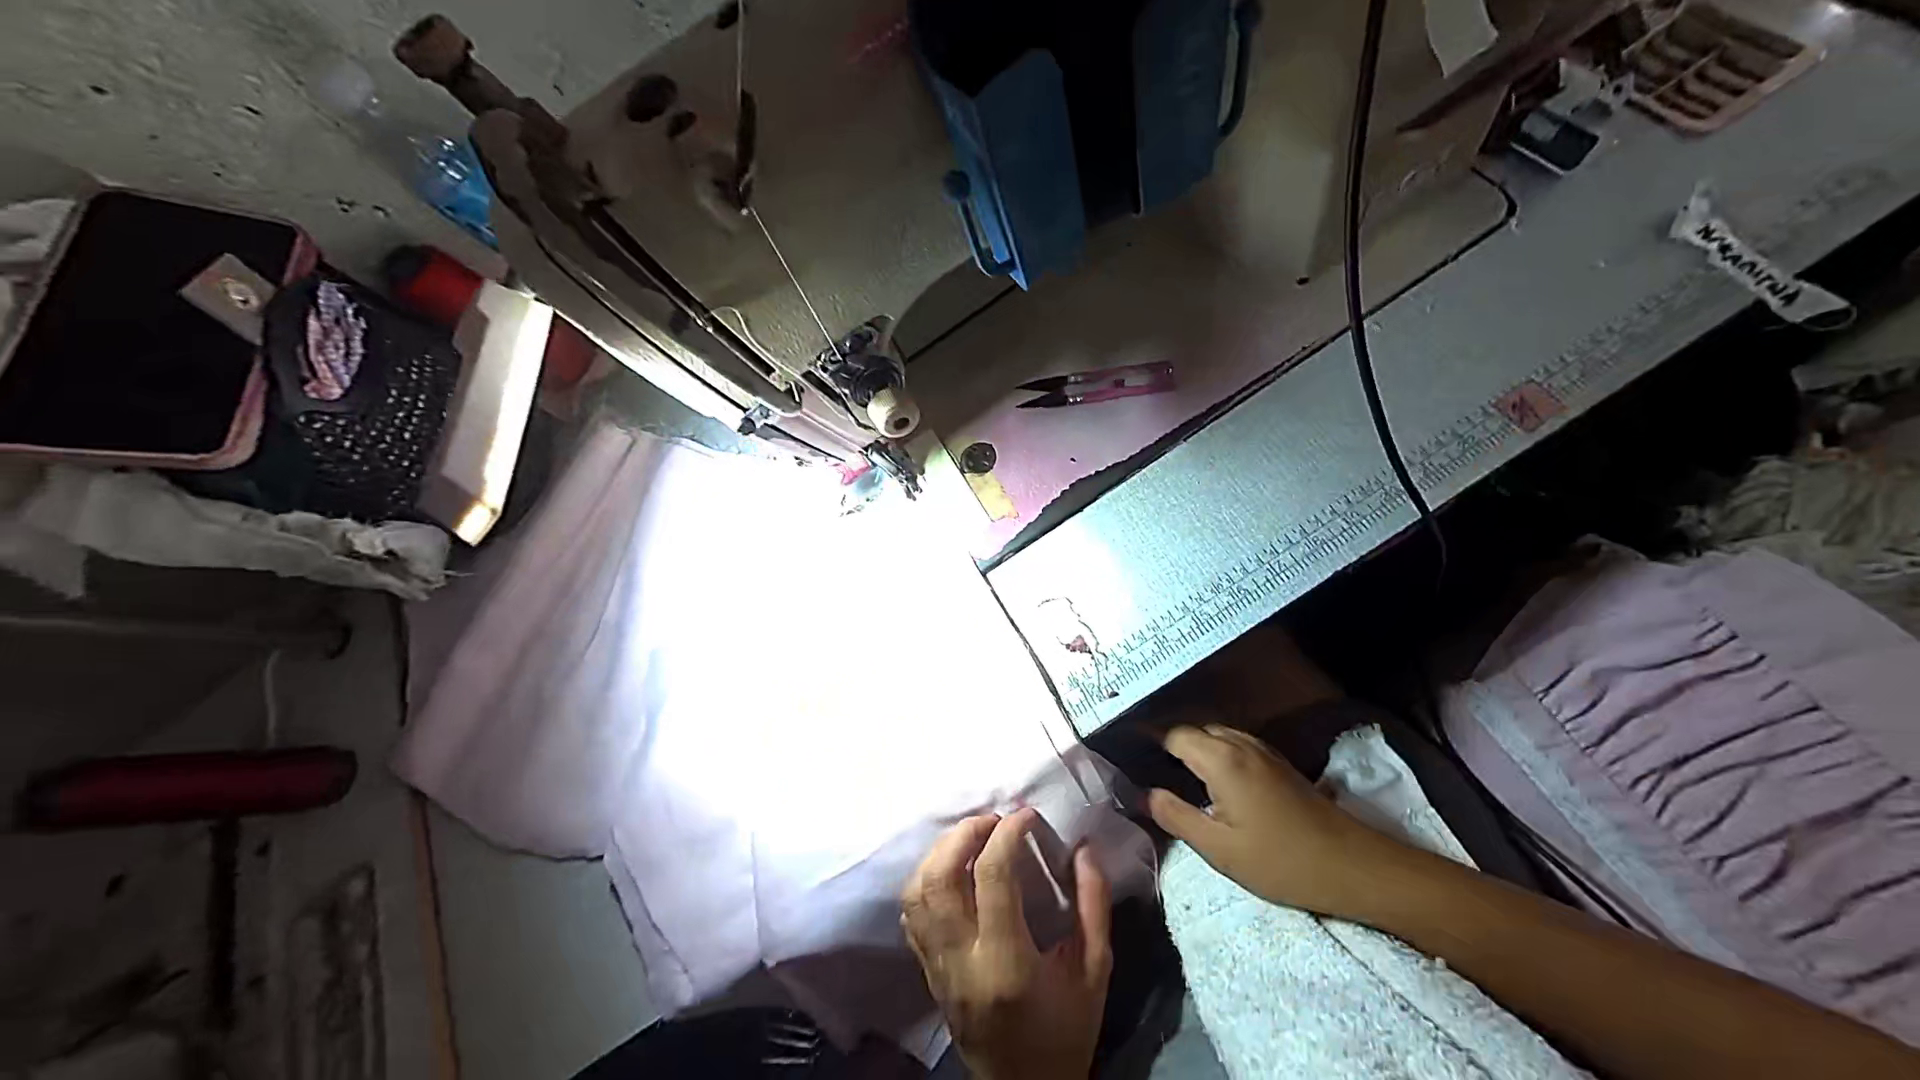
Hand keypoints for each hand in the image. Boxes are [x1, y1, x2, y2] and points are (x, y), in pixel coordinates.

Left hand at [901, 809, 1111, 1079]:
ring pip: (916, 892)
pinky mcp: (927, 971)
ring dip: (940, 852)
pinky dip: (925, 880)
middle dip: (964, 834)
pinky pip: (911, 915)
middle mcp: (961, 960)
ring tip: (972, 837)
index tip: (1027, 816)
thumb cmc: (1067, 1031)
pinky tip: (951, 870)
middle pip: (940, 877)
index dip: (1007, 834)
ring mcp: (937, 966)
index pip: (992, 877)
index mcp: (1006, 962)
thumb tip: (1083, 848)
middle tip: (994, 819)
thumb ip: (1093, 905)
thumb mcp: (1096, 971)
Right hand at [1147, 724, 1412, 915]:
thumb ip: (1176, 816)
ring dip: (1194, 745)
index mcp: (1221, 759)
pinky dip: (1215, 751)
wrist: (1354, 867)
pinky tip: (1211, 777)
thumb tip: (1143, 795)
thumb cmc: (1281, 861)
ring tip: (1172, 769)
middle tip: (1146, 764)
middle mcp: (1241, 744)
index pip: (1173, 734)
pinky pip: (1235, 744)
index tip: (1126, 750)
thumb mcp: (1219, 848)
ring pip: (1216, 734)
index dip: (1148, 740)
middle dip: (1169, 741)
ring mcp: (1264, 751)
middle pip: (1195, 729)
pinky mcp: (1279, 764)